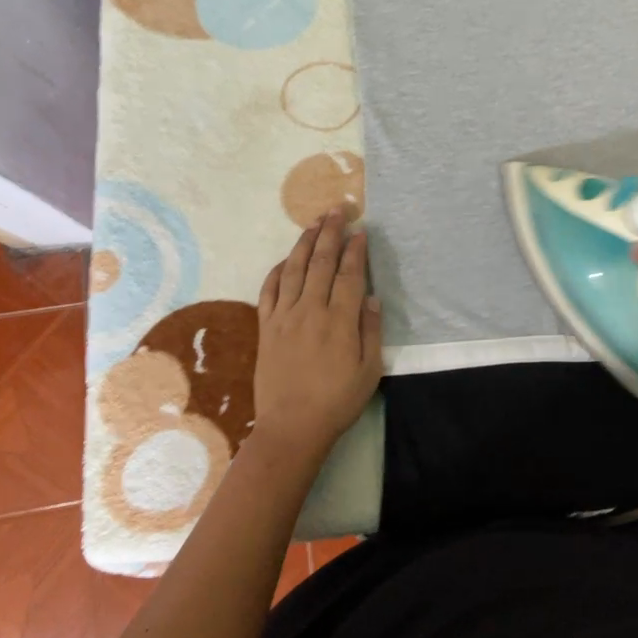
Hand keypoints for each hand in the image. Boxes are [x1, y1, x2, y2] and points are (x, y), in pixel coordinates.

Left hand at [253, 212, 383, 458]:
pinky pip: (269, 290)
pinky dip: (277, 270)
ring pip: (294, 269)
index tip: (361, 230)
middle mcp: (311, 310)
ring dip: (304, 242)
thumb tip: (371, 298)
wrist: (292, 427)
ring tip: (313, 223)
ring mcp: (285, 317)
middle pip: (321, 262)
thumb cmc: (338, 402)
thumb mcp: (369, 371)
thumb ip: (371, 331)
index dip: (356, 250)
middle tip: (337, 210)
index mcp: (340, 320)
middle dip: (330, 233)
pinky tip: (284, 259)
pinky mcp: (266, 327)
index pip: (350, 274)